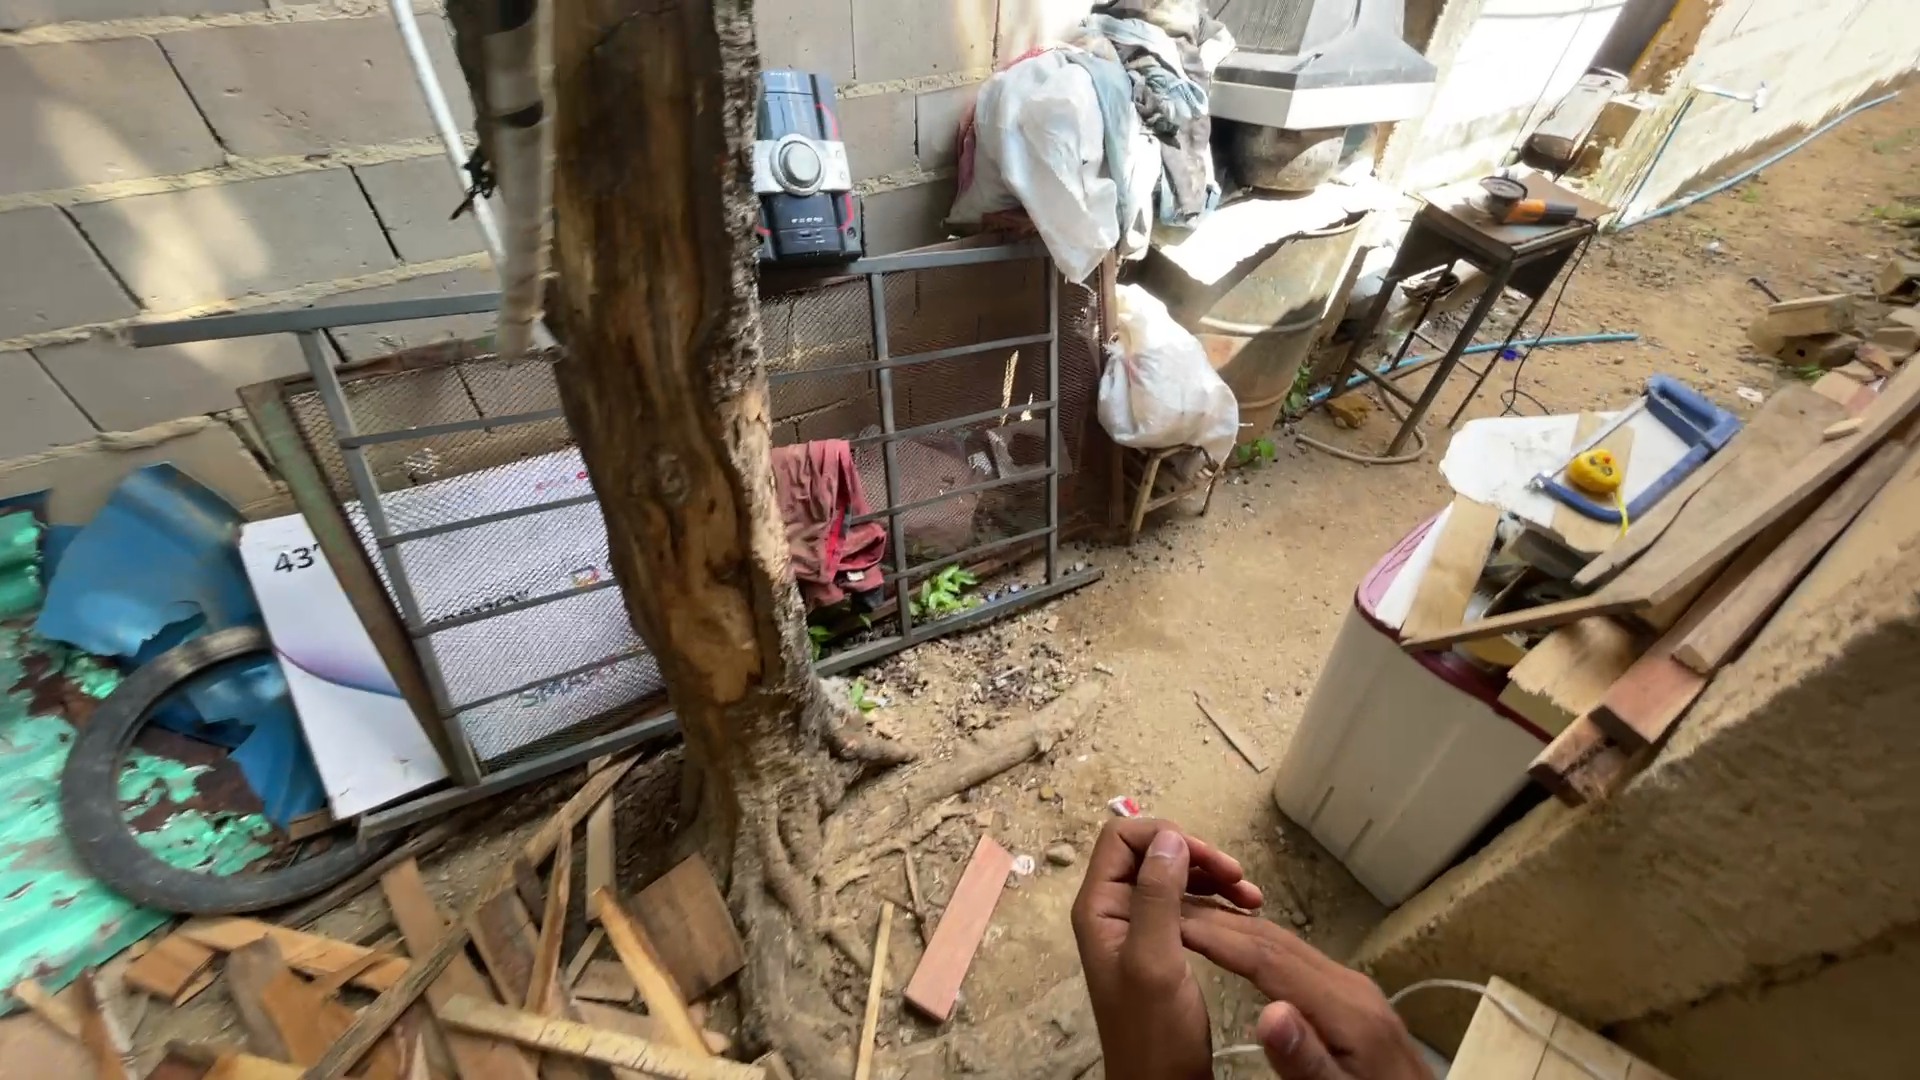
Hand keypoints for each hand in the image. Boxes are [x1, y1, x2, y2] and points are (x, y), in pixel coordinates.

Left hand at [1070, 819, 1263, 1079]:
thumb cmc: (1155, 1033)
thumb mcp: (1155, 962)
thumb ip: (1157, 896)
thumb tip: (1169, 837)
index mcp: (1098, 904)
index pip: (1120, 838)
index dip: (1161, 835)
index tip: (1206, 857)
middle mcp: (1113, 906)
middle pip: (1148, 851)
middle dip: (1193, 854)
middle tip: (1237, 876)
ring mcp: (1136, 924)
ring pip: (1170, 873)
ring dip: (1209, 874)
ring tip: (1250, 894)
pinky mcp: (1160, 941)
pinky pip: (1184, 901)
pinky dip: (1213, 897)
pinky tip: (1244, 908)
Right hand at [1180, 906, 1428, 1079]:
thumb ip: (1309, 1063)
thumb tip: (1269, 1011)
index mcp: (1348, 1009)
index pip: (1269, 958)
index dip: (1218, 936)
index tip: (1171, 920)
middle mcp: (1350, 985)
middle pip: (1274, 940)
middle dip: (1218, 920)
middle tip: (1166, 907)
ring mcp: (1352, 988)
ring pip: (1282, 941)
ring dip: (1233, 924)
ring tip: (1187, 916)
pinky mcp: (1351, 997)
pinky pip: (1291, 954)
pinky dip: (1253, 941)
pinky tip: (1235, 943)